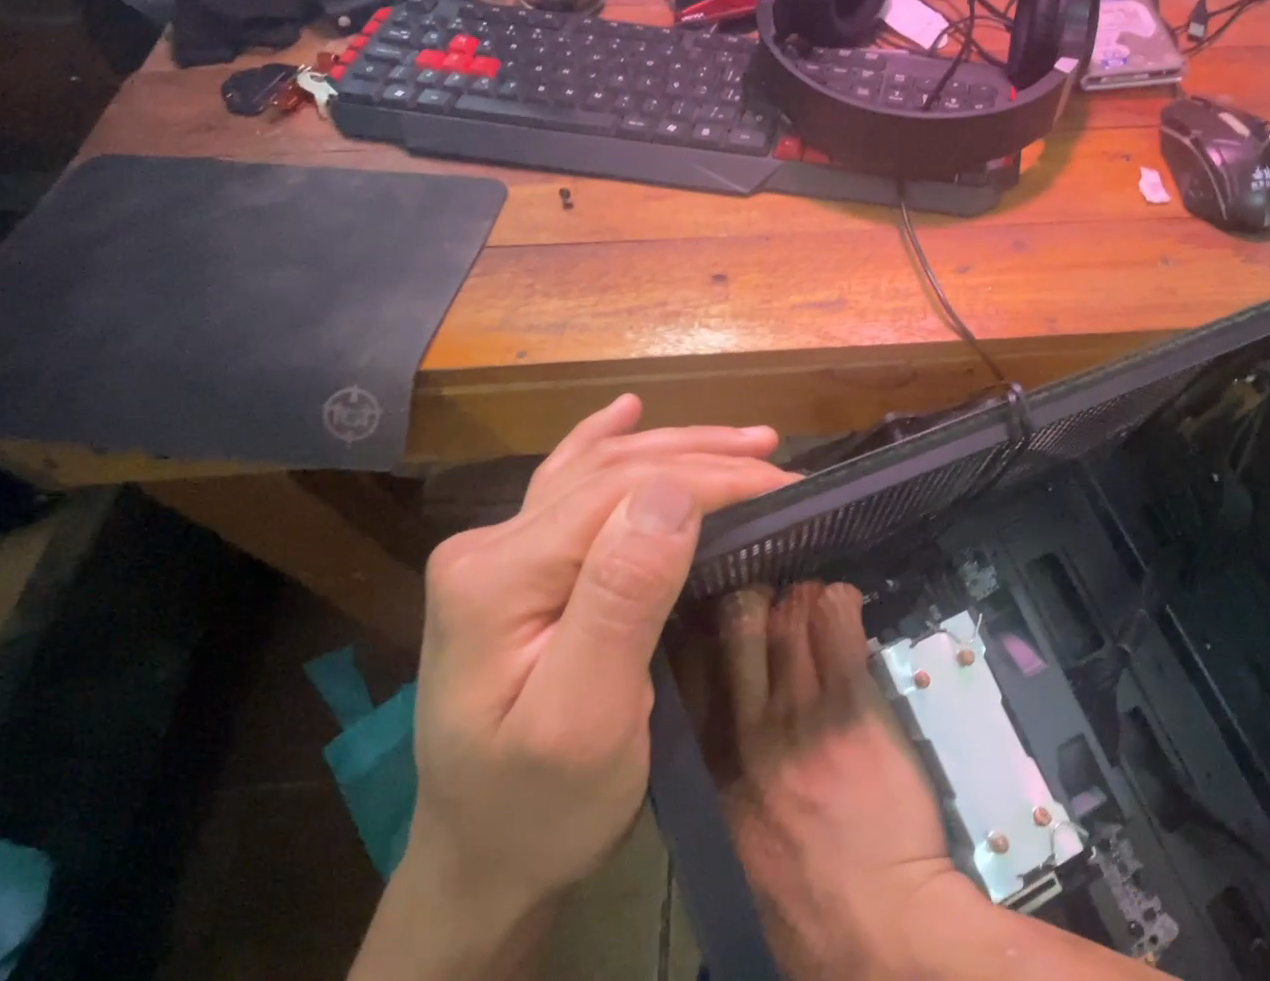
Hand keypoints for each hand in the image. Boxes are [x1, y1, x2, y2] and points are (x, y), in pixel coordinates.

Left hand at [407, 394, 798, 902]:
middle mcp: (489, 547)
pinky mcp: (510, 573)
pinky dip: (605, 444)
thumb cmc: (543, 804)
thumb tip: (671, 494)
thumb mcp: (586, 717)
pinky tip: (627, 412)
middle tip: (782, 461)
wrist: (482, 857)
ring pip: (595, 471)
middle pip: (610, 471)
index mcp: (502, 576)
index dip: (712, 479)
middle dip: (703, 458)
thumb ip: (620, 598)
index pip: (624, 493)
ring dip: (674, 448)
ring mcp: (494, 557)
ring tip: (745, 439)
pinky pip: (564, 488)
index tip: (788, 485)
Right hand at [682, 582, 973, 977]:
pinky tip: (840, 599)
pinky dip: (839, 607)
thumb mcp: (732, 840)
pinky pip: (841, 638)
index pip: (685, 676)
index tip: (708, 611)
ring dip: (794, 598)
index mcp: (708, 770)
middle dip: (744, 599)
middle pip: (731, 634)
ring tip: (803, 592)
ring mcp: (802, 720)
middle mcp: (746, 736)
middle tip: (762, 591)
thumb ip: (719, 776)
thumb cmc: (803, 894)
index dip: (697, 632)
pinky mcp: (857, 714)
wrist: (880, 929)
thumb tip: (714, 722)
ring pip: (785, 625)